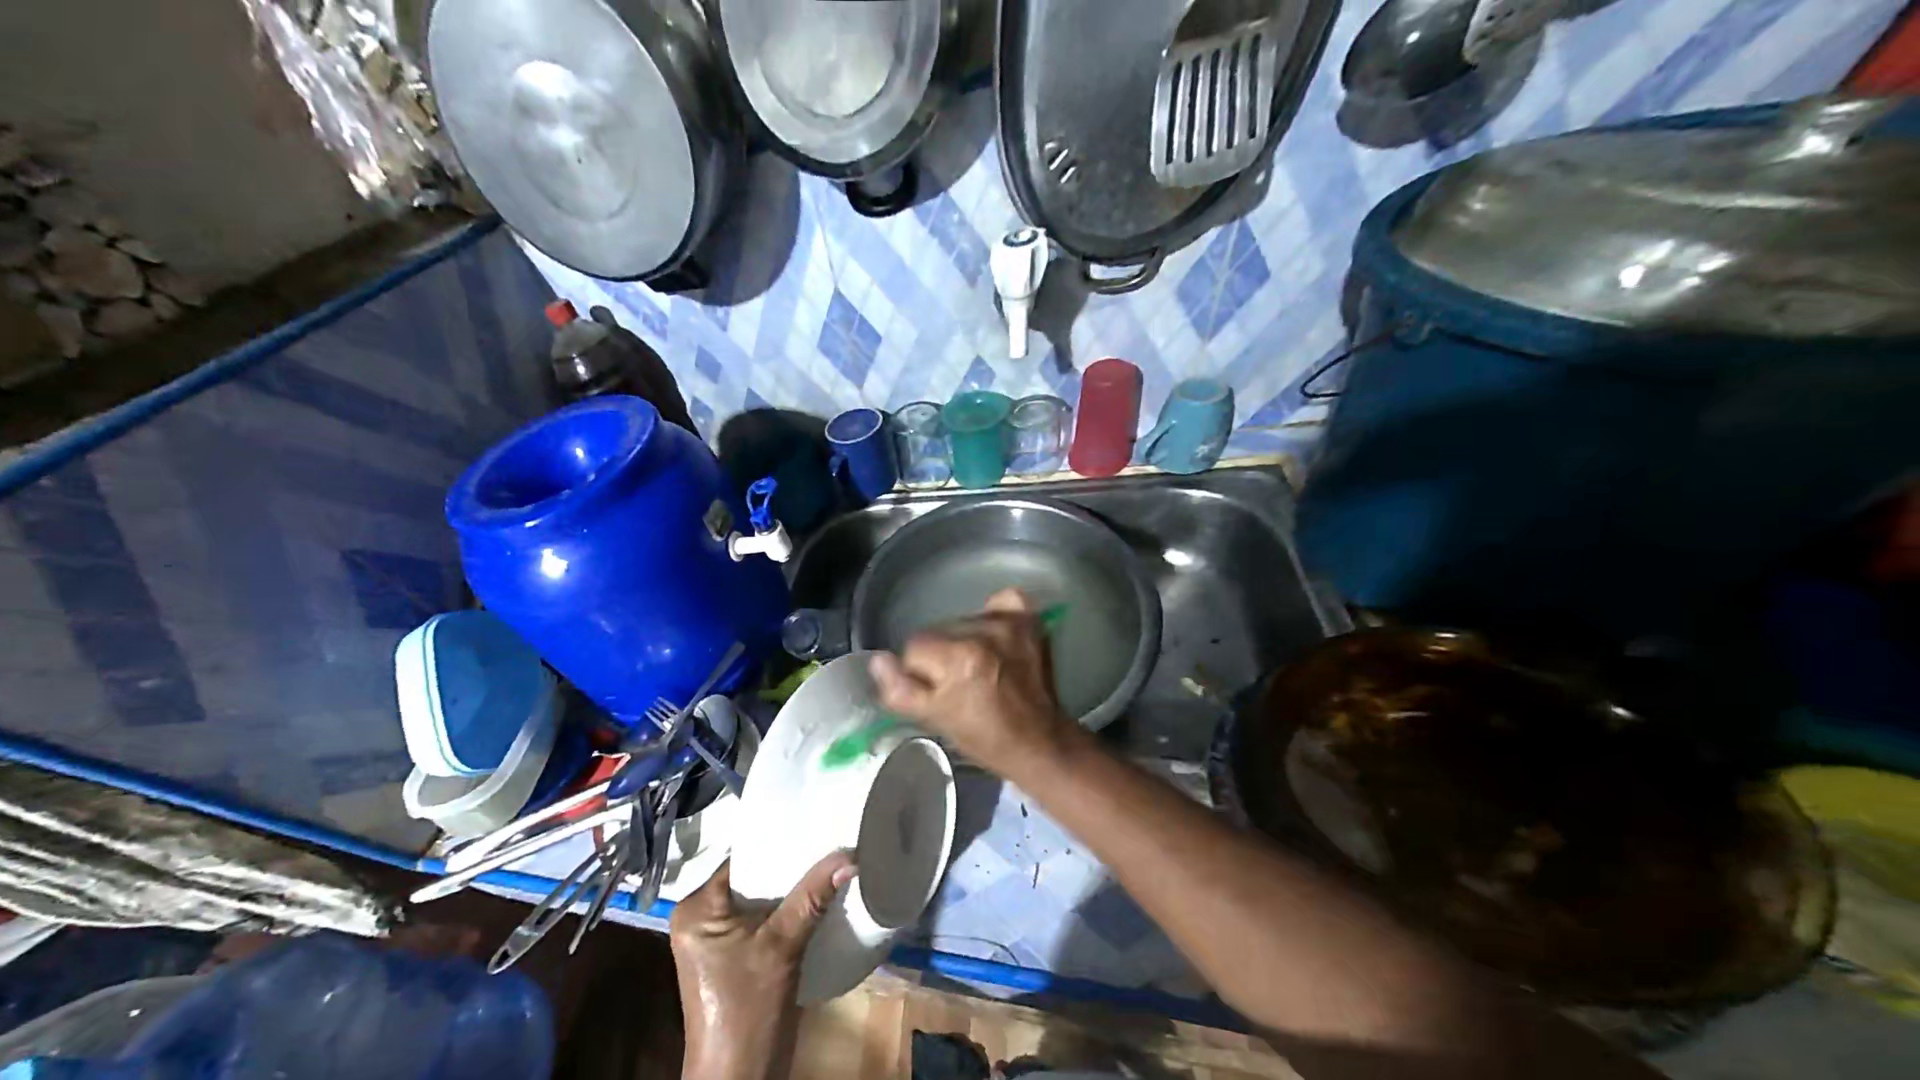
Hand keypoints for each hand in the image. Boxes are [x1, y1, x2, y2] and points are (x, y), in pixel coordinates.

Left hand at [670, 853, 855, 1079]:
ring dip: (796, 887)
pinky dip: (792, 909)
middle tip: (833, 839)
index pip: (745, 858)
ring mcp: (718, 937)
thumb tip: (850, 855)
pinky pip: (767, 917)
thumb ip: (813, 897)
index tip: (819, 823)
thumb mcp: (782, 947)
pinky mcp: (737, 955)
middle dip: (793, 865)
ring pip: (764, 897)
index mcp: (697, 907)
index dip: (782, 841)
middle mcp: (702, 915)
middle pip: (755, 876)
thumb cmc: (747, 1012)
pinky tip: (823, 896)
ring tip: (834, 861)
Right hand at [868, 588, 1082, 779]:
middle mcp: (985, 632)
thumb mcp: (935, 719)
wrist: (1039, 740)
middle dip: (941, 654)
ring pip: (964, 619)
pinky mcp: (1029, 621)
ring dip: (966, 638)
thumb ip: (900, 690)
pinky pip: (1002, 601)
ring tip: (981, 667)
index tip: (937, 691)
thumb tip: (878, 661)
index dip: (919, 671)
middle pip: (938, 630)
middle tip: (961, 683)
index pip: (914, 647)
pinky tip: (997, 638)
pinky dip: (995, 614)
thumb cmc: (985, 736)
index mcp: (958, 658)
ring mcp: (1010, 624)